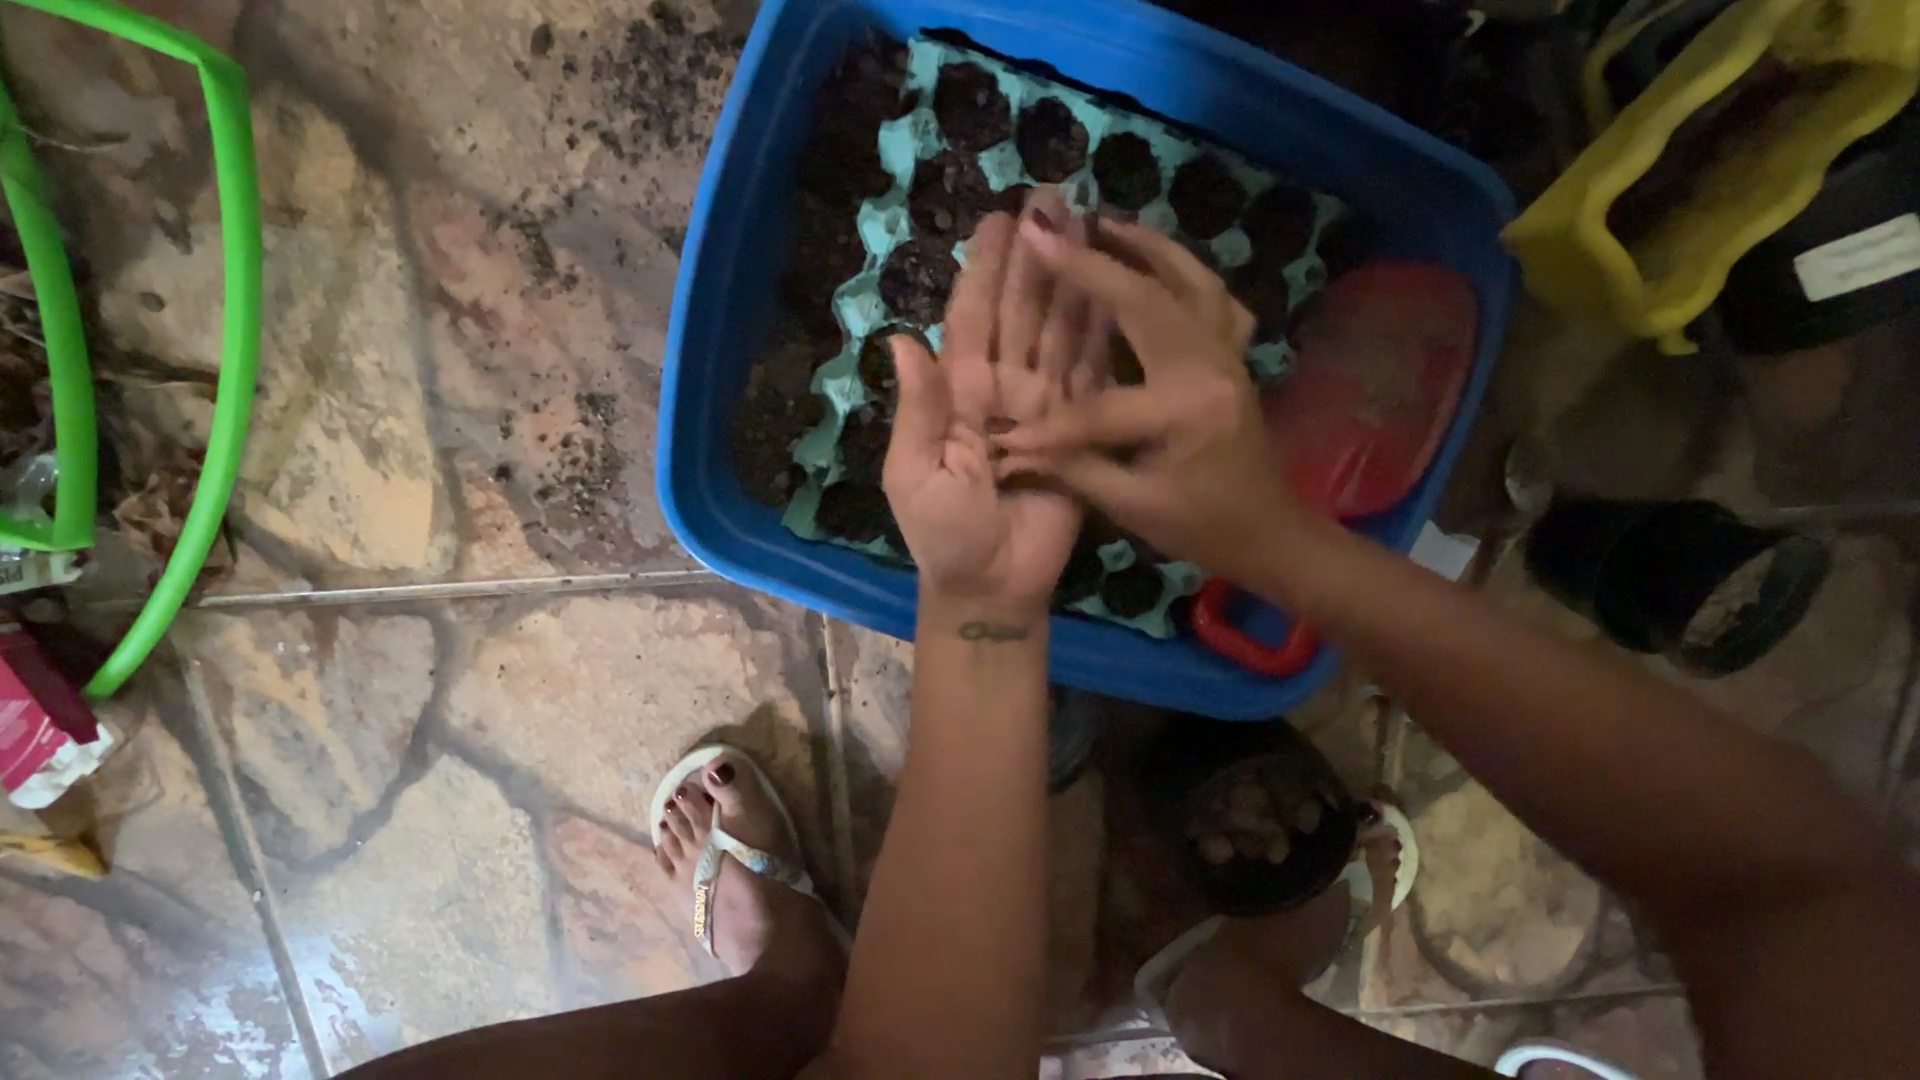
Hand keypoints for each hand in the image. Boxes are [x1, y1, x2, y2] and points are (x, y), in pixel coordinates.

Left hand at [882, 201, 1106, 622]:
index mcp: (957, 394)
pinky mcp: (1079, 429)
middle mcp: (1002, 389)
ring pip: (1059, 333)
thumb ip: (917, 409)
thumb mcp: (916, 473)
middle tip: (1053, 200)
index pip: (971, 319)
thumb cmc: (944, 534)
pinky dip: (1102, 335)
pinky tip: (1114, 293)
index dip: (984, 271)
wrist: (992, 585)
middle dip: (1034, 260)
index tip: (998, 221)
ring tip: (1088, 230)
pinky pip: (1092, 375)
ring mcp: (1043, 407)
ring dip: (1072, 283)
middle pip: (1020, 312)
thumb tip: (901, 339)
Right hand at [990, 217, 1305, 586]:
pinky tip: (1160, 268)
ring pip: (1192, 281)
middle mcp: (1209, 369)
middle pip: (1146, 301)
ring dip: (1147, 247)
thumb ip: (1074, 469)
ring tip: (1103, 223)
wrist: (1269, 533)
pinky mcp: (1234, 357)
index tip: (1000, 424)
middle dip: (1091, 264)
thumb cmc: (1202, 529)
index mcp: (1184, 412)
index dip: (1045, 425)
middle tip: (1046, 229)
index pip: (1098, 407)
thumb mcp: (1133, 508)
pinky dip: (1187, 275)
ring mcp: (1228, 356)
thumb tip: (1012, 447)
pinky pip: (1216, 300)